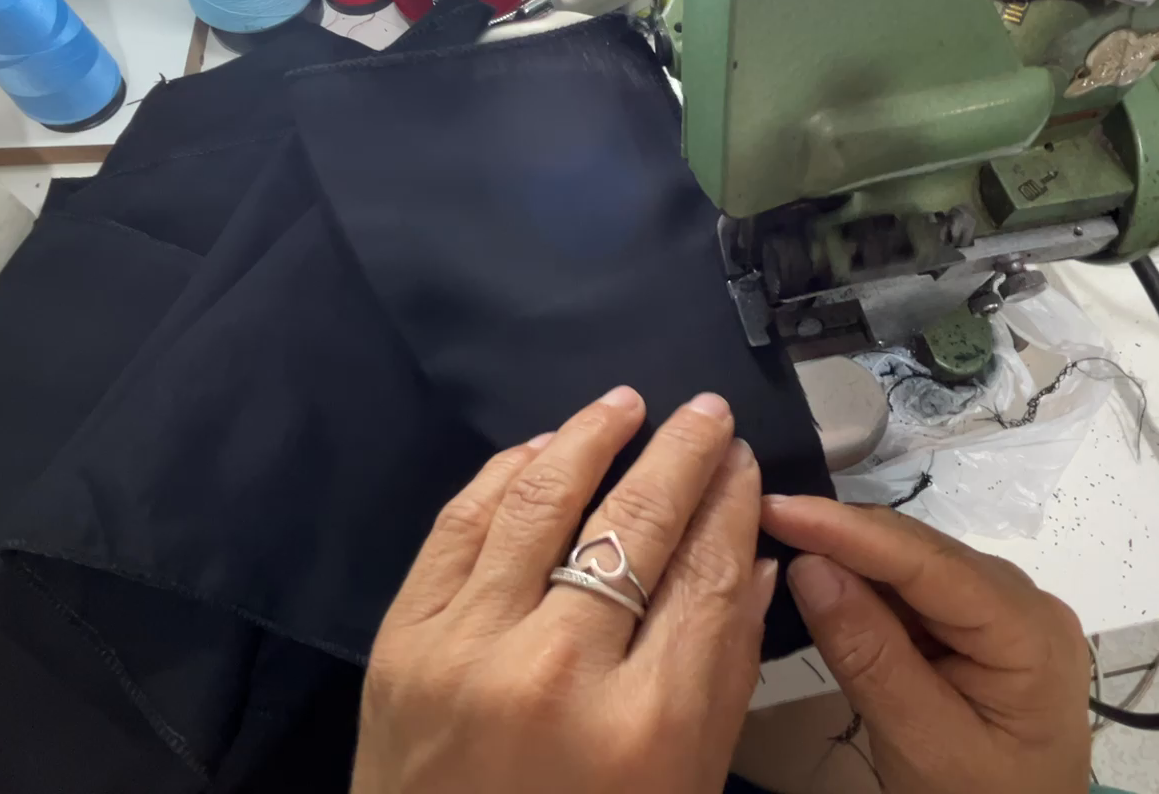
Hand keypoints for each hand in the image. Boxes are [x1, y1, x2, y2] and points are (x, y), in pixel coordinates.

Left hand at [353, 387, 779, 793]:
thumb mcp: (685, 782)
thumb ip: (727, 668)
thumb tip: (753, 555)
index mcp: (647, 727)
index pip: (706, 573)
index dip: (731, 502)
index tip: (742, 461)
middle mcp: (557, 671)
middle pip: (635, 522)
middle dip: (682, 453)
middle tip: (706, 411)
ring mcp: (468, 646)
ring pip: (542, 499)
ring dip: (590, 437)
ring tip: (626, 403)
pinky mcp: (405, 635)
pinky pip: (462, 520)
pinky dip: (508, 471)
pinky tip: (546, 445)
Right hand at [761, 498, 1091, 793]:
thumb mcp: (922, 745)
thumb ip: (868, 654)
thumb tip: (807, 564)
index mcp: (1025, 628)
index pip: (922, 559)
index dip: (843, 528)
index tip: (774, 508)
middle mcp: (1016, 597)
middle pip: (912, 549)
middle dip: (835, 532)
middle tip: (760, 519)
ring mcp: (994, 603)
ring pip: (901, 559)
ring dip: (840, 552)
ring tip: (777, 537)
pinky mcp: (968, 617)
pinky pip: (902, 583)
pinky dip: (856, 580)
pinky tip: (817, 573)